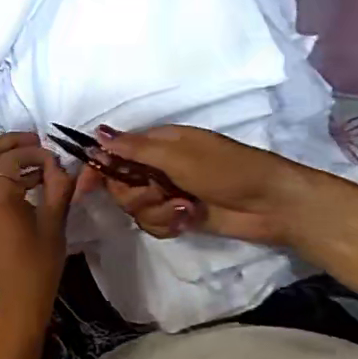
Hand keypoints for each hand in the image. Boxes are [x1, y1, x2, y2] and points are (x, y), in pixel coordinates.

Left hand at [0, 133, 73, 319]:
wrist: (21, 294)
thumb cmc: (39, 261)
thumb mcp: (55, 221)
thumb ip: (58, 187)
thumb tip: (62, 164)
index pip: (10, 158)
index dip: (34, 152)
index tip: (56, 161)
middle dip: (12, 143)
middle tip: (39, 139)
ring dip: (12, 158)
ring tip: (44, 162)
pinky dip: (10, 174)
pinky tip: (37, 180)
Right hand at [76, 125, 315, 245]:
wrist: (272, 204)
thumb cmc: (228, 170)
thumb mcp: (178, 156)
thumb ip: (134, 149)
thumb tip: (97, 134)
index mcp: (157, 143)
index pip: (112, 154)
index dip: (96, 171)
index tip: (84, 189)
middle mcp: (157, 167)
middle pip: (118, 185)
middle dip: (135, 194)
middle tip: (157, 192)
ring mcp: (167, 192)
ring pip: (135, 208)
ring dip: (156, 211)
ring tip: (184, 208)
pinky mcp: (177, 215)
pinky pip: (151, 224)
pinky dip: (167, 223)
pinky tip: (188, 219)